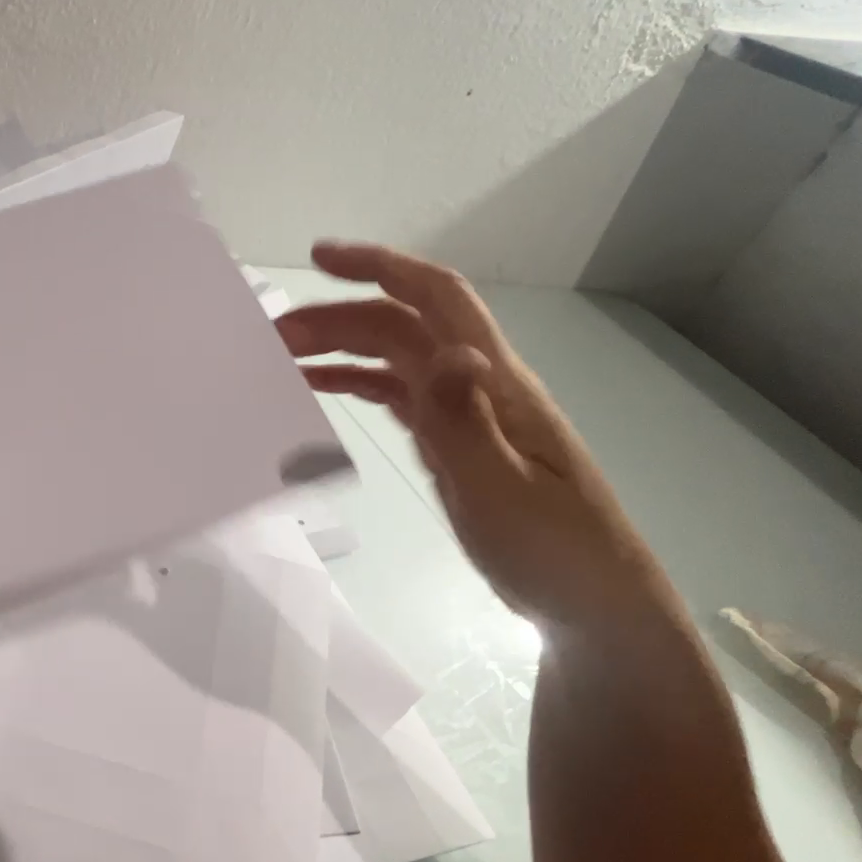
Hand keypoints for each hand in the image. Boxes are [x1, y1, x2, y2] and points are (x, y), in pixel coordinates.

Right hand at [275, 242, 675, 627]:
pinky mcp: (451, 441)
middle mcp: (478, 383)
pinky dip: (354, 383)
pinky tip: (318, 388)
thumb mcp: (505, 492)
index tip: (321, 258)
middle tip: (271, 335)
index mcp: (497, 383)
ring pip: (392, 358)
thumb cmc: (554, 551)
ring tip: (281, 358)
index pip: (437, 300)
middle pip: (400, 327)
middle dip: (336, 317)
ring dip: (339, 348)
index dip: (381, 267)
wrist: (591, 603)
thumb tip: (446, 350)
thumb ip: (468, 423)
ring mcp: (464, 412)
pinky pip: (394, 395)